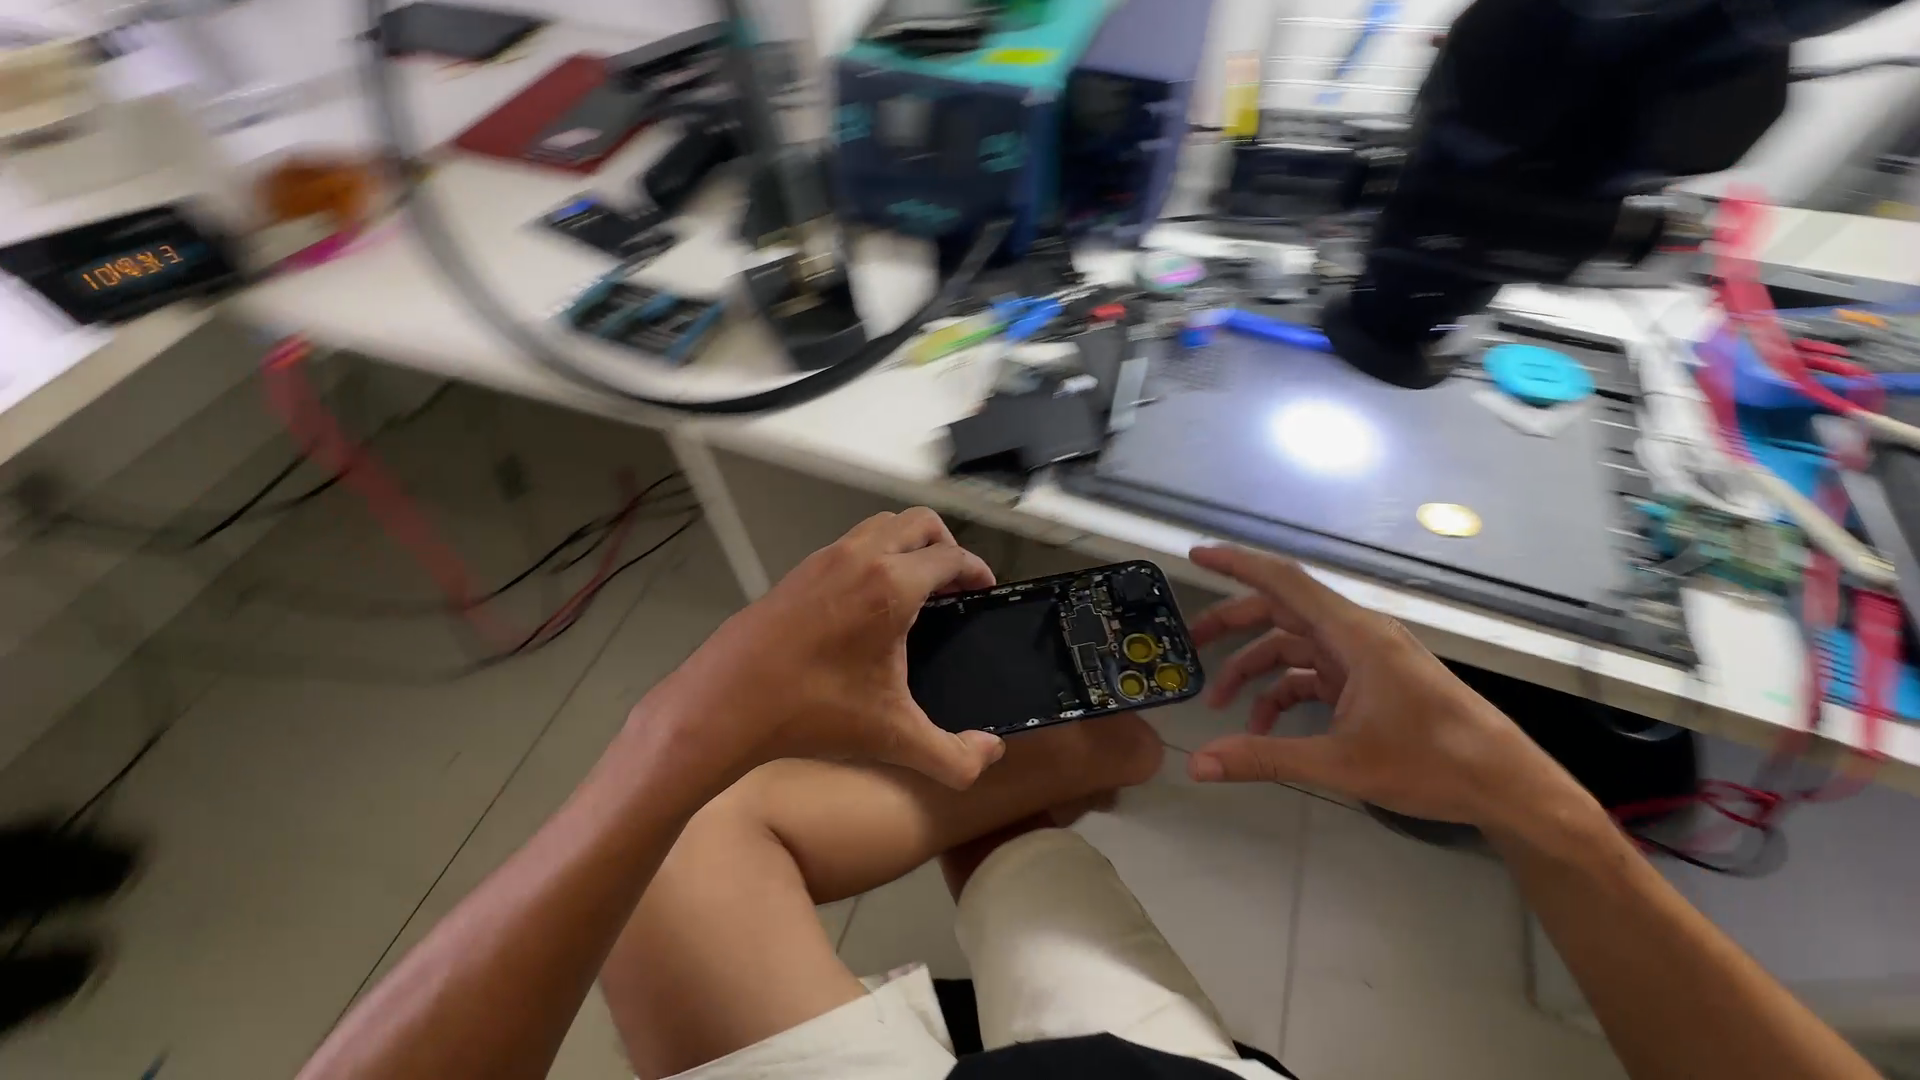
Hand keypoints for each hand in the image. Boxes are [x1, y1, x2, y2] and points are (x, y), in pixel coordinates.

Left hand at [644, 509, 1005, 789]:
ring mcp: (827, 558)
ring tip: (915, 585)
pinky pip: (851, 543)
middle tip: (954, 582)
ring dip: (907, 542)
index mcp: (893, 585)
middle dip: (946, 544)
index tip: (984, 588)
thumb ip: (952, 756)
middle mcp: (862, 557)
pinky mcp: (800, 570)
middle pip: (919, 523)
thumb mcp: (892, 737)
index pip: (951, 556)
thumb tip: (990, 754)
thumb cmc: (814, 710)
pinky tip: (868, 600)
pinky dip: (873, 553)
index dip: (977, 569)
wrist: (729, 699)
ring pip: (881, 525)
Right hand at [1184, 545, 1590, 832]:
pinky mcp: (1370, 681)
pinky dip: (1283, 694)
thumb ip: (1264, 758)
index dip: (1237, 564)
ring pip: (1293, 646)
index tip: (1196, 556)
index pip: (1284, 582)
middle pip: (1280, 612)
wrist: (1508, 787)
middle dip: (1232, 626)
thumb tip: (1198, 764)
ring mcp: (1364, 658)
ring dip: (1254, 670)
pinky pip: (1312, 675)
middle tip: (1189, 642)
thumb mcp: (1341, 764)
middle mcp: (1356, 634)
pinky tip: (1263, 729)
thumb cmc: (1433, 764)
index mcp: (1354, 635)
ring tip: (1219, 703)